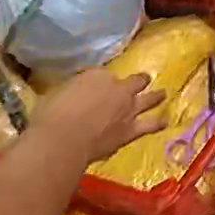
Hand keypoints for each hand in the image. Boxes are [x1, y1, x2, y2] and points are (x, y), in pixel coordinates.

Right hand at [32, 68, 165, 162]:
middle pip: (135, 81)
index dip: (100, 81)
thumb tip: (76, 96)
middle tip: (143, 79)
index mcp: (97, 76)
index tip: (96, 85)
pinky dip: (158, 123)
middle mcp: (119, 89)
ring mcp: (130, 109)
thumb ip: (72, 92)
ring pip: (150, 99)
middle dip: (138, 80)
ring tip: (164, 94)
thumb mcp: (56, 94)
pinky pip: (151, 125)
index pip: (103, 74)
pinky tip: (165, 122)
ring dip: (157, 96)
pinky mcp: (133, 129)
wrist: (64, 140)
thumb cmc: (49, 115)